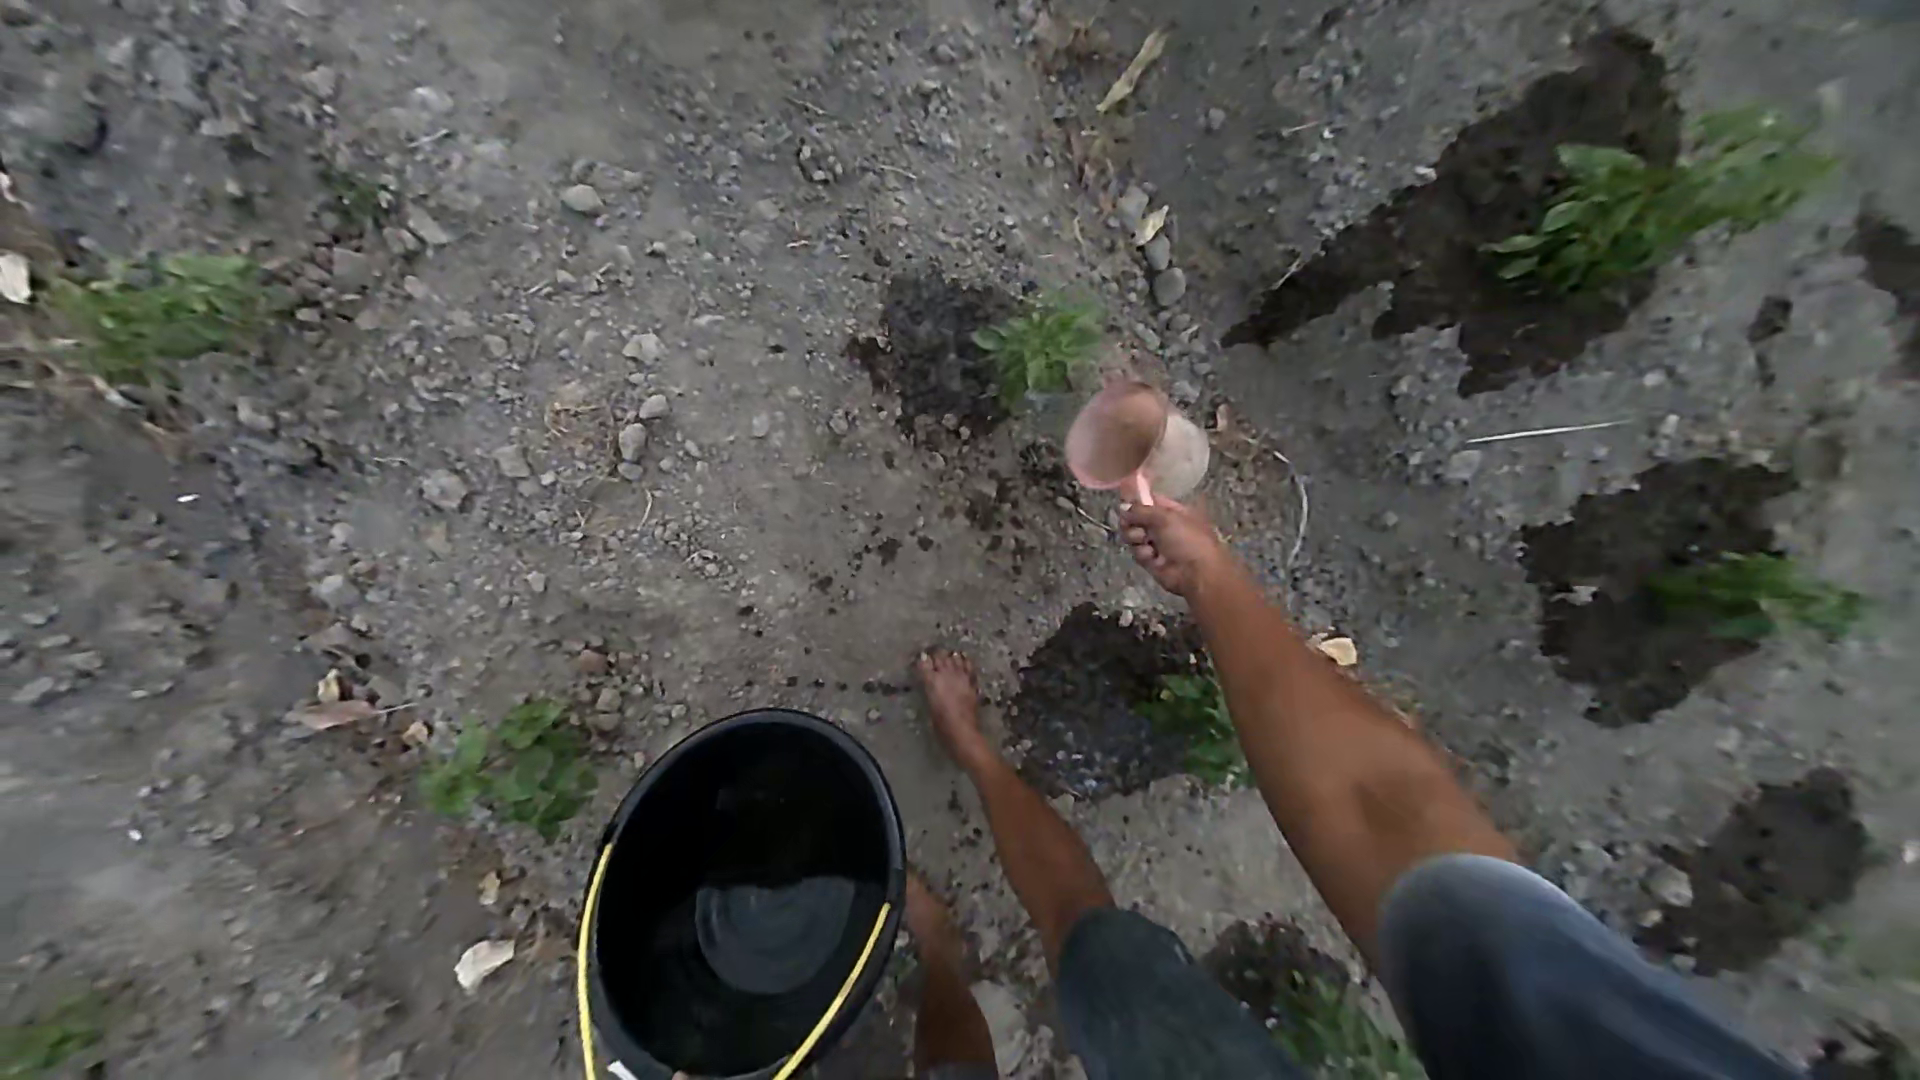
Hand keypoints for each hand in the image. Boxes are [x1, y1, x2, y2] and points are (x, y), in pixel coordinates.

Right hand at [1120, 498, 1234, 598]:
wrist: (1197, 573)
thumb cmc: (1187, 539)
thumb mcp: (1165, 517)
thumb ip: (1141, 510)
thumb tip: (1122, 507)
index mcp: (1173, 511)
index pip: (1150, 501)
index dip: (1136, 500)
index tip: (1123, 501)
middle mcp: (1164, 526)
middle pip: (1138, 518)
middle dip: (1131, 520)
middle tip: (1127, 523)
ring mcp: (1157, 544)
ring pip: (1134, 535)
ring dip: (1135, 536)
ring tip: (1142, 539)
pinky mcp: (1151, 560)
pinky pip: (1138, 552)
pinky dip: (1143, 553)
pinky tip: (1151, 555)